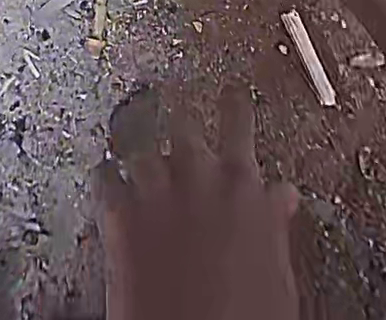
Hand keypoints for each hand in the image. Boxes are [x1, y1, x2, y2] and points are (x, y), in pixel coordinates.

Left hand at [96, 87, 300, 319]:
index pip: (238, 121)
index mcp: (240, 185)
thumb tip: (281, 194)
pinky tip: (107, 182)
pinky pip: (104, 176)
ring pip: (139, 144)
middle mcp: (195, 174)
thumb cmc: (245, 319)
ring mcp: (153, 190)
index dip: (232, 102)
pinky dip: (106, 178)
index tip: (229, 90)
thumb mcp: (276, 273)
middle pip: (181, 126)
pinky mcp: (118, 213)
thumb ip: (272, 222)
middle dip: (178, 131)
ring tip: (135, 154)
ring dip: (140, 153)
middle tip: (174, 130)